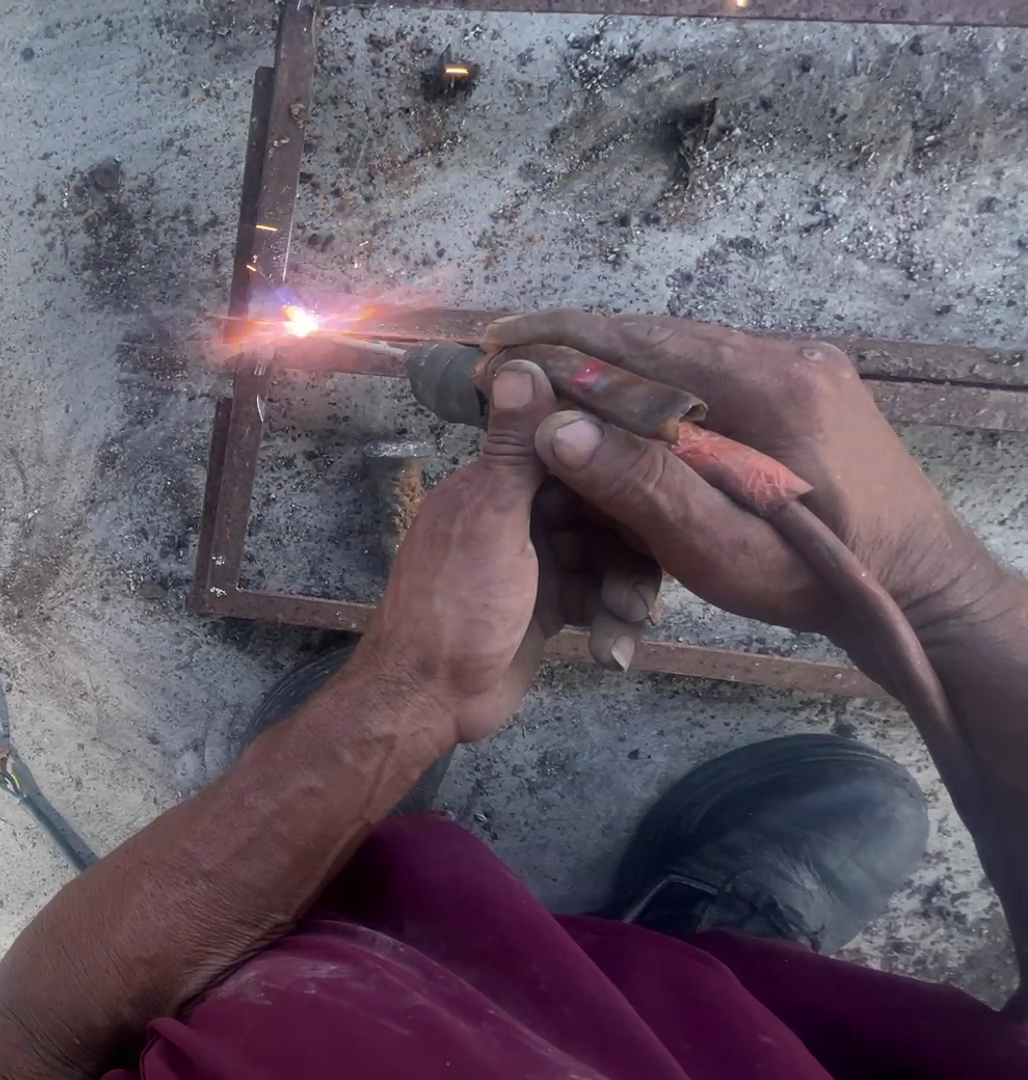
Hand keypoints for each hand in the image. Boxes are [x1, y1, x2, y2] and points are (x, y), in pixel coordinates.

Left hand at [349, 359, 660, 742]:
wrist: (432, 694)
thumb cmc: (456, 604)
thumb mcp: (489, 520)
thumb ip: (512, 450)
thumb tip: (516, 362)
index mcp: (492, 486)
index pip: (573, 452)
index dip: (622, 462)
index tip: (677, 473)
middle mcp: (513, 516)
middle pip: (602, 506)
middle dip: (634, 541)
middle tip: (655, 571)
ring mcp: (532, 562)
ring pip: (608, 554)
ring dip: (626, 587)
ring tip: (626, 617)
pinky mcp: (548, 603)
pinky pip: (599, 593)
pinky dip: (611, 616)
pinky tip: (612, 645)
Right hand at [482, 312, 1002, 649]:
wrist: (915, 585)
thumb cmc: (813, 578)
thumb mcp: (719, 547)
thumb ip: (642, 485)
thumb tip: (553, 427)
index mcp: (768, 388)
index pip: (638, 343)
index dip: (554, 341)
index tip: (491, 348)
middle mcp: (782, 359)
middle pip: (648, 337)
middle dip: (563, 346)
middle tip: (496, 363)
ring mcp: (790, 368)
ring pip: (666, 349)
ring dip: (593, 360)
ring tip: (531, 374)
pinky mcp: (787, 386)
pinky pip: (688, 369)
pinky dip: (629, 377)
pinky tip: (594, 397)